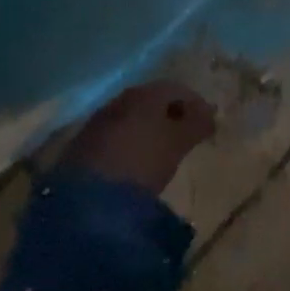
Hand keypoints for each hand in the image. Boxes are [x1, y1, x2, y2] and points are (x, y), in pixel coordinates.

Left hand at [60, 81, 215, 192]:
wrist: (89, 201)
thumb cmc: (144, 162)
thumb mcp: (179, 143)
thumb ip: (197, 124)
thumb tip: (209, 114)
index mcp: (146, 94)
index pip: (177, 89)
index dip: (196, 104)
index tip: (208, 122)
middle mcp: (120, 100)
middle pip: (151, 101)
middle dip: (170, 114)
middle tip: (186, 132)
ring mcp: (97, 123)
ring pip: (130, 117)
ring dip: (148, 128)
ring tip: (161, 148)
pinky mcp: (80, 147)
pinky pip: (113, 136)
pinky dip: (128, 142)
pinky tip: (134, 160)